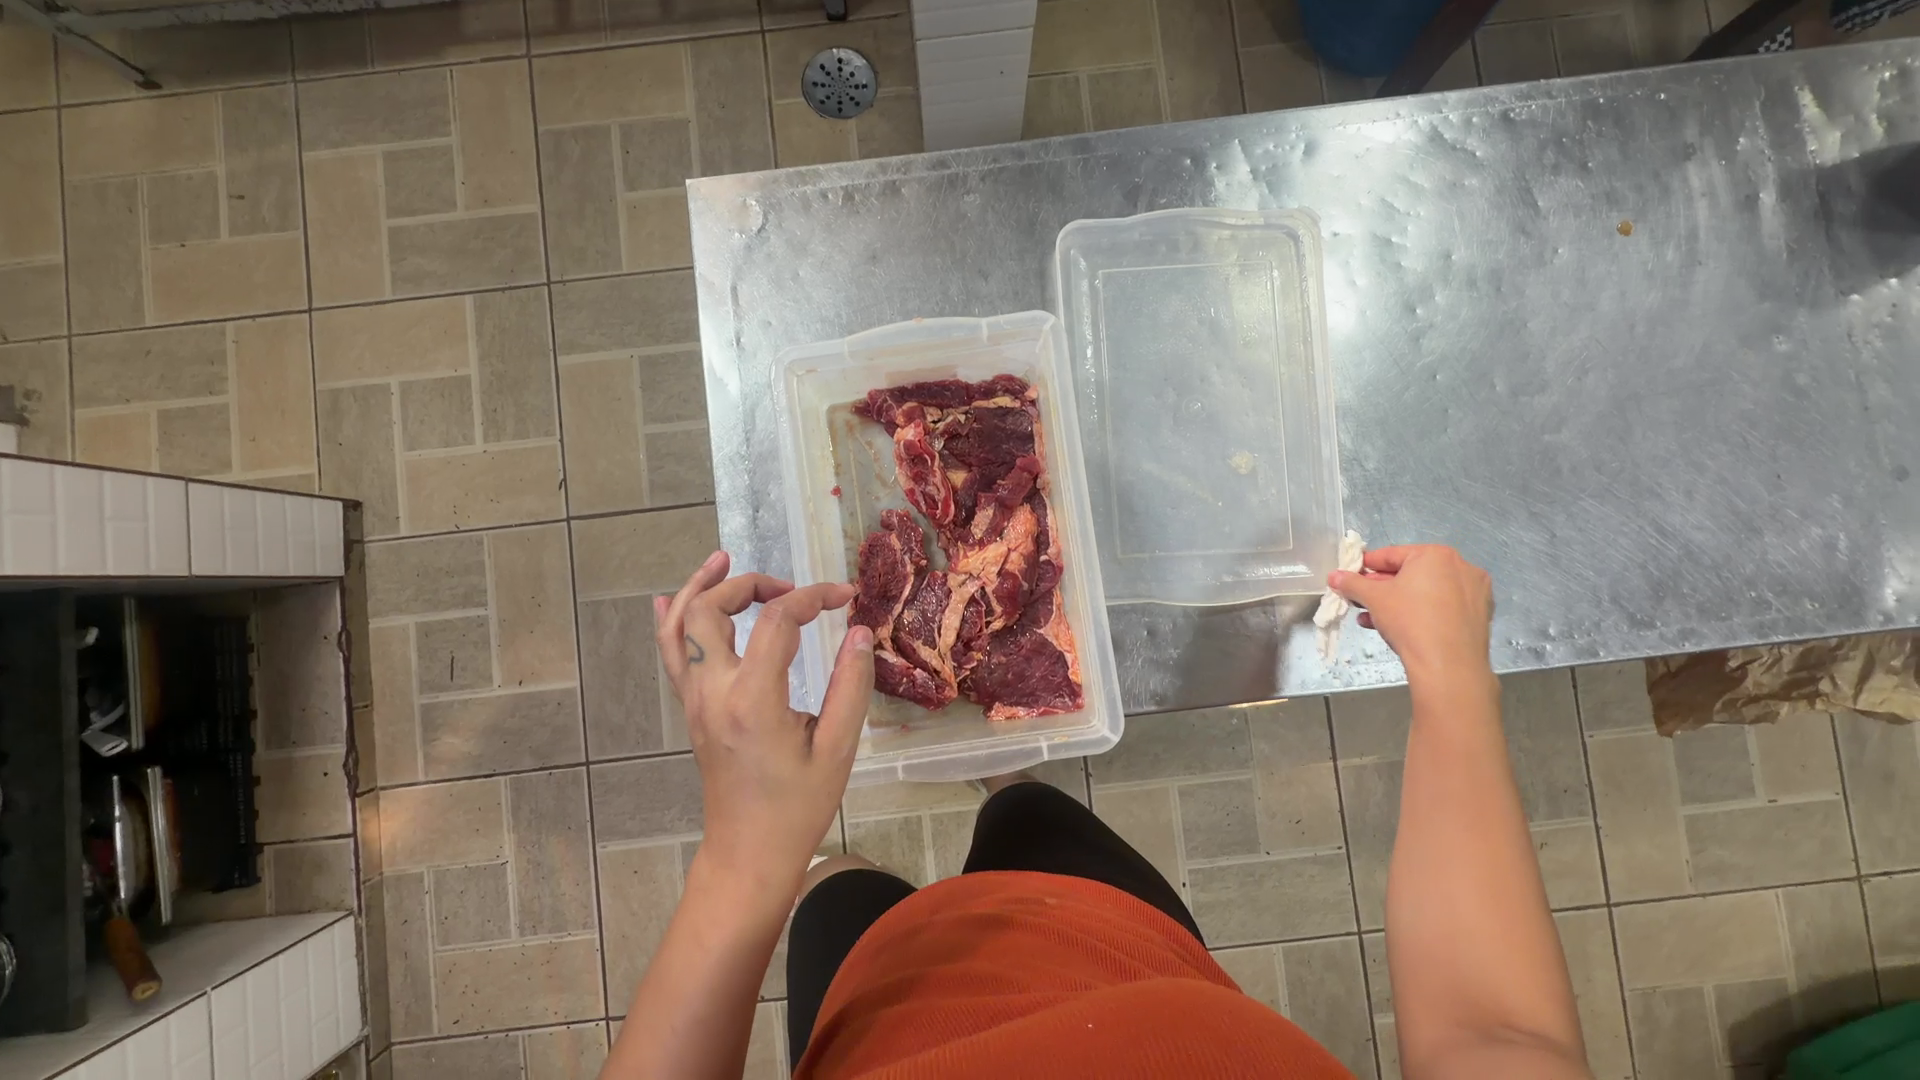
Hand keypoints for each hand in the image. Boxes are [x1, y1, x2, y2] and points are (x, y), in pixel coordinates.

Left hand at [654, 551, 874, 899]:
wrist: (749, 852)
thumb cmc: (798, 805)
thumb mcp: (837, 747)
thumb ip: (850, 685)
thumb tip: (859, 631)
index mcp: (753, 699)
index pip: (778, 621)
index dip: (813, 597)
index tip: (845, 597)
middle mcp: (713, 691)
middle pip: (710, 611)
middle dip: (749, 584)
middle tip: (789, 587)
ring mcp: (694, 700)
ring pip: (680, 626)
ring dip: (701, 588)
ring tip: (723, 559)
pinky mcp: (690, 709)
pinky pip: (670, 655)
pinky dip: (671, 620)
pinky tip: (676, 597)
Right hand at [1329, 545, 1493, 682]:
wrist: (1448, 665)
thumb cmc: (1409, 620)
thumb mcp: (1373, 598)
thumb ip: (1351, 583)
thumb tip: (1334, 576)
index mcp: (1436, 555)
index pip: (1391, 555)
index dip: (1365, 566)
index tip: (1350, 576)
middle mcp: (1460, 566)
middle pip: (1410, 573)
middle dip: (1381, 588)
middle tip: (1361, 600)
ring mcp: (1475, 591)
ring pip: (1426, 592)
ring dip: (1396, 602)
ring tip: (1372, 618)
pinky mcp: (1479, 614)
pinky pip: (1442, 606)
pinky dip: (1420, 612)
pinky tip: (1399, 627)